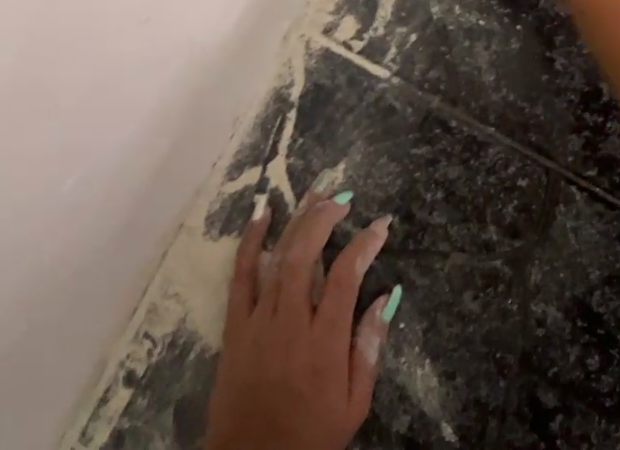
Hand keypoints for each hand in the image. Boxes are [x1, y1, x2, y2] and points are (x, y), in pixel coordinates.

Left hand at [204, 192, 398, 449]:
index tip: (381, 224)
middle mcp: (291, 322)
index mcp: (325, 343)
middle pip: (307, 254)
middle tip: (342, 196)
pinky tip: (262, 215)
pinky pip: (240, 274)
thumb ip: (369, 347)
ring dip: (297, 220)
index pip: (347, 277)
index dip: (365, 244)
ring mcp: (259, 320)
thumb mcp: (355, 403)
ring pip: (277, 257)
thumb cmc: (311, 434)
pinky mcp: (235, 324)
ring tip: (315, 193)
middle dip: (325, 218)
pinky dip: (250, 241)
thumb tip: (385, 297)